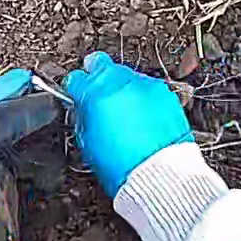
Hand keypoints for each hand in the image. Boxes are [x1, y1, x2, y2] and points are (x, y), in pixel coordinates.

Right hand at [63, 52, 192, 196]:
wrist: (161, 175)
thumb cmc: (124, 166)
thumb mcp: (88, 142)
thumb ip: (83, 117)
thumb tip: (83, 109)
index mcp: (95, 91)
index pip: (76, 78)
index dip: (75, 88)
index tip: (77, 95)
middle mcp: (120, 81)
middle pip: (101, 65)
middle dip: (97, 78)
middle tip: (98, 98)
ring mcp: (145, 85)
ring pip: (126, 76)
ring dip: (122, 89)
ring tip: (124, 115)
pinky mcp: (165, 93)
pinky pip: (148, 89)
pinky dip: (142, 99)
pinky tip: (141, 119)